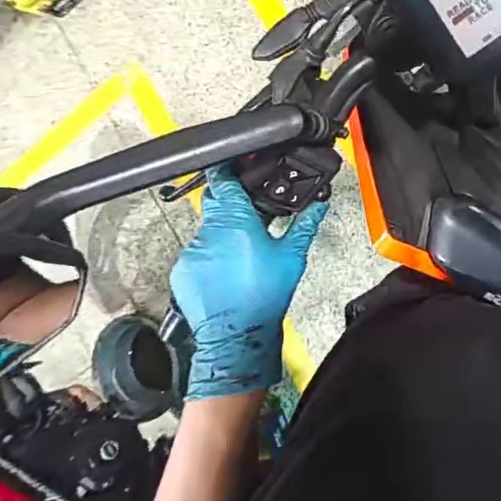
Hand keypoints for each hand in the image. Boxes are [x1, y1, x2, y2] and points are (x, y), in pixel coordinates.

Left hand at [169, 166, 327, 399]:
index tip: (234, 166)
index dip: (228, 170)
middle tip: (249, 215)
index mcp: (236, 220)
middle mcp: (210, 230)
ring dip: (222, 233)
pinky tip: (227, 270)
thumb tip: (318, 206)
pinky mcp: (182, 269)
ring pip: (207, 229)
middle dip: (231, 204)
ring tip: (241, 253)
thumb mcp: (293, 256)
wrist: (237, 334)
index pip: (222, 180)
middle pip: (215, 202)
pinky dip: (210, 255)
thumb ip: (304, 225)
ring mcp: (193, 250)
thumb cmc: (265, 295)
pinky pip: (196, 252)